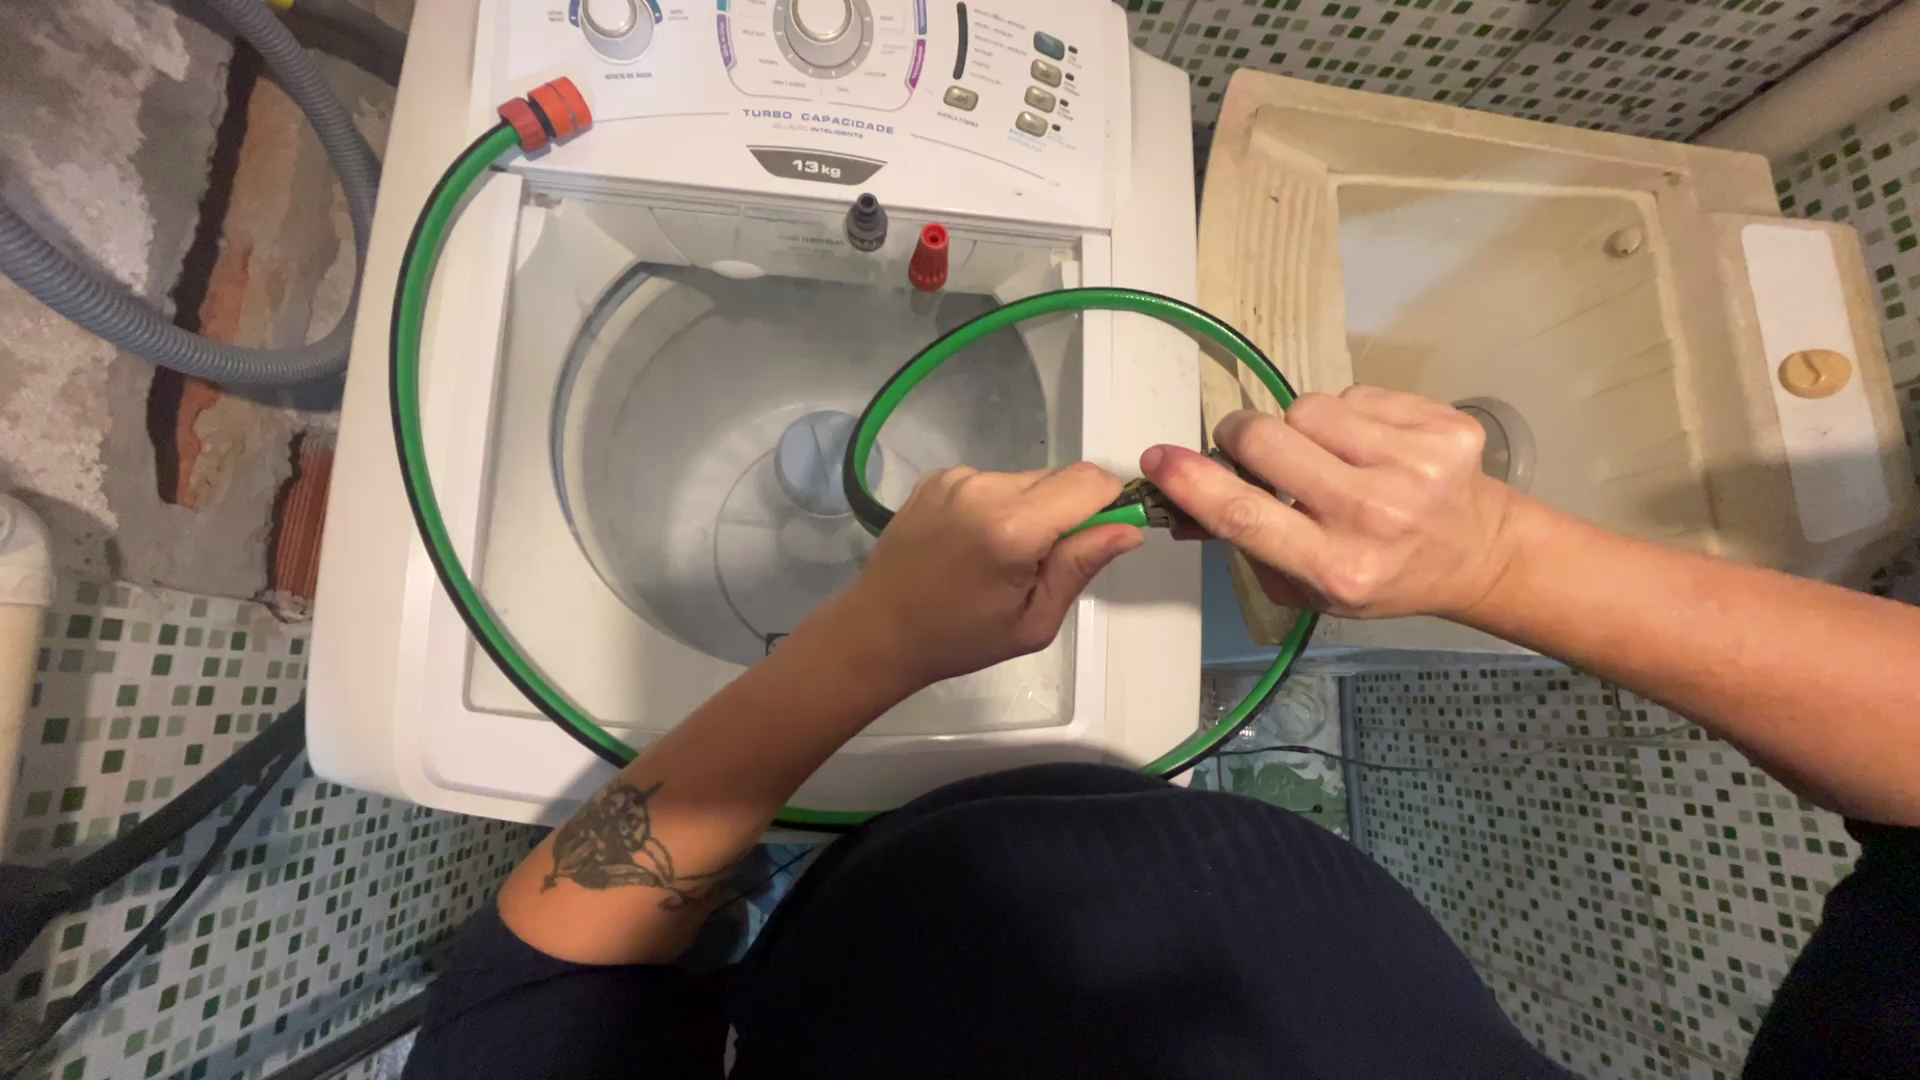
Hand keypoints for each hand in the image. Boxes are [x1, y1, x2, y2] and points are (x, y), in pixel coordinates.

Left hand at [819, 463, 1142, 691]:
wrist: (878, 630)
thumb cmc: (960, 639)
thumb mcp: (1033, 621)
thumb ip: (1080, 567)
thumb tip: (1129, 528)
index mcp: (1013, 527)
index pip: (1090, 482)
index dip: (1110, 502)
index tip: (1102, 534)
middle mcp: (985, 488)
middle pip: (1059, 478)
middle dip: (1069, 512)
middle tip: (1043, 561)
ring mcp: (956, 478)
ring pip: (1026, 480)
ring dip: (1031, 509)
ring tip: (999, 556)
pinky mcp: (936, 478)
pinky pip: (990, 482)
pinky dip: (997, 506)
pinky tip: (972, 542)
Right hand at [1141, 386, 1523, 619]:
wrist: (1477, 553)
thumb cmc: (1375, 575)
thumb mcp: (1300, 582)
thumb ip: (1239, 541)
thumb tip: (1177, 501)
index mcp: (1336, 567)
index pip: (1244, 513)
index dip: (1191, 481)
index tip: (1158, 458)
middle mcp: (1376, 515)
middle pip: (1265, 439)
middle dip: (1240, 437)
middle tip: (1248, 450)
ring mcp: (1417, 465)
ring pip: (1305, 407)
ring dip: (1297, 427)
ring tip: (1323, 455)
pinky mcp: (1444, 427)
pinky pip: (1352, 394)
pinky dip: (1343, 415)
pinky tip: (1365, 444)